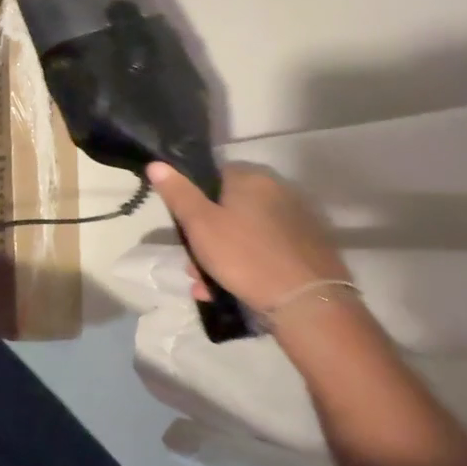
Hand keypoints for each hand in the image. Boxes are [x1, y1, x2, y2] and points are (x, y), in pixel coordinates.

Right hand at [146, 162, 350, 315]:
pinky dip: (248, 264)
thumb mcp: (199, 224)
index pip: (214, 176)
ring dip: (222, 256)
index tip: (184, 227)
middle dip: (205, 237)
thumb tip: (157, 164)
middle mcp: (280, 192)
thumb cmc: (244, 256)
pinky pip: (266, 249)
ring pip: (245, 233)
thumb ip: (178, 193)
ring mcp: (298, 221)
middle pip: (229, 209)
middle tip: (193, 265)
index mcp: (253, 180)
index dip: (194, 199)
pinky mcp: (309, 247)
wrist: (307, 302)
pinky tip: (234, 287)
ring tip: (208, 286)